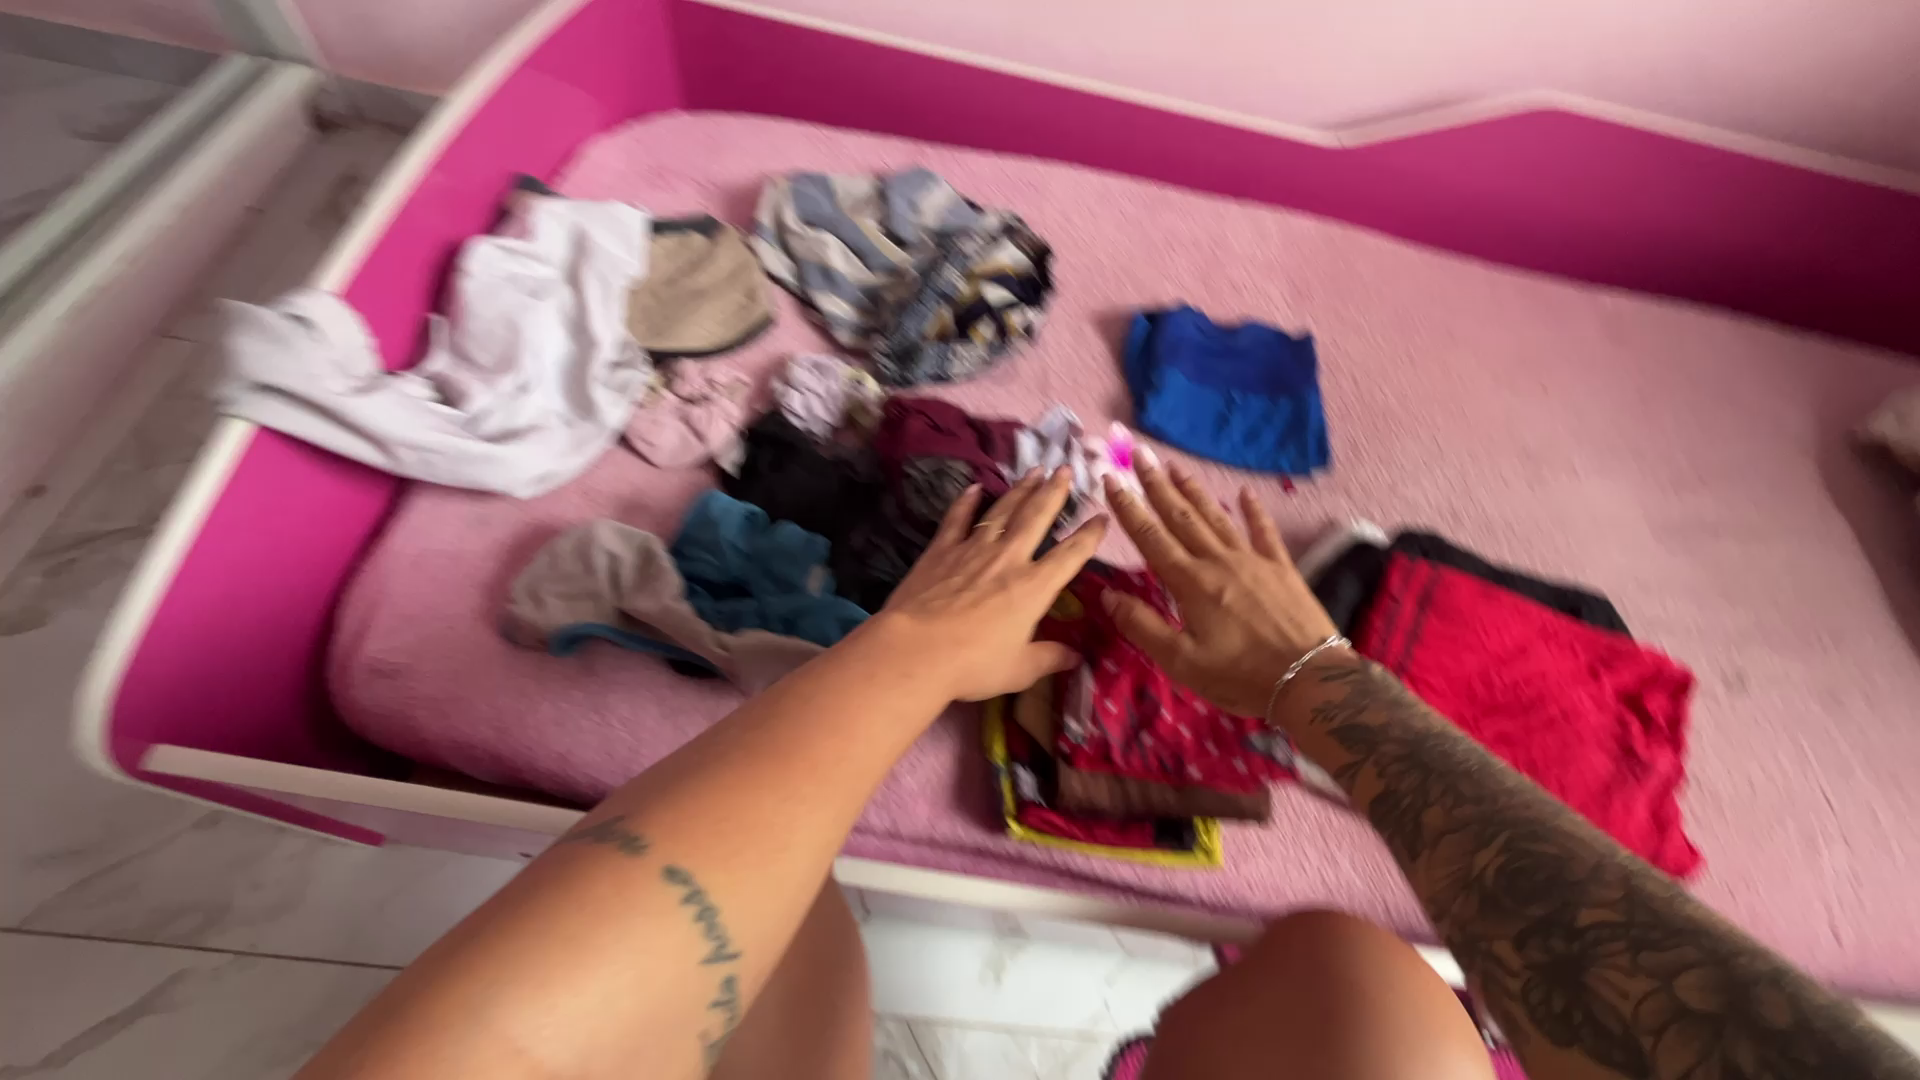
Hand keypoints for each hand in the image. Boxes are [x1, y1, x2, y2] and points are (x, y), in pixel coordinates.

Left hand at [865, 467, 1106, 702]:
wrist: (916, 649)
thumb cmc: (973, 664)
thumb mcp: (1019, 669)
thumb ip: (1049, 658)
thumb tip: (1077, 658)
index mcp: (1034, 587)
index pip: (1070, 555)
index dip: (1089, 535)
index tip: (1102, 517)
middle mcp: (1008, 559)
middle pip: (1036, 517)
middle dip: (1054, 492)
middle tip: (1066, 469)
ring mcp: (973, 549)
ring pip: (1002, 511)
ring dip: (1020, 489)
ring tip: (1034, 470)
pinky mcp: (941, 550)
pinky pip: (957, 519)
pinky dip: (966, 501)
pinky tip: (974, 487)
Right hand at [1100, 457, 1343, 718]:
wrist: (1310, 679)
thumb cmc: (1240, 675)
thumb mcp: (1181, 661)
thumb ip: (1142, 626)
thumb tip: (1107, 595)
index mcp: (1190, 582)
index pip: (1150, 536)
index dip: (1128, 507)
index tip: (1111, 479)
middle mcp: (1217, 561)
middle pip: (1180, 516)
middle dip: (1156, 484)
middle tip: (1140, 454)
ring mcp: (1252, 561)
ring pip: (1216, 516)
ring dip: (1193, 490)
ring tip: (1175, 466)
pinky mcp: (1281, 568)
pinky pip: (1263, 532)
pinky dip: (1253, 511)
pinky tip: (1244, 494)